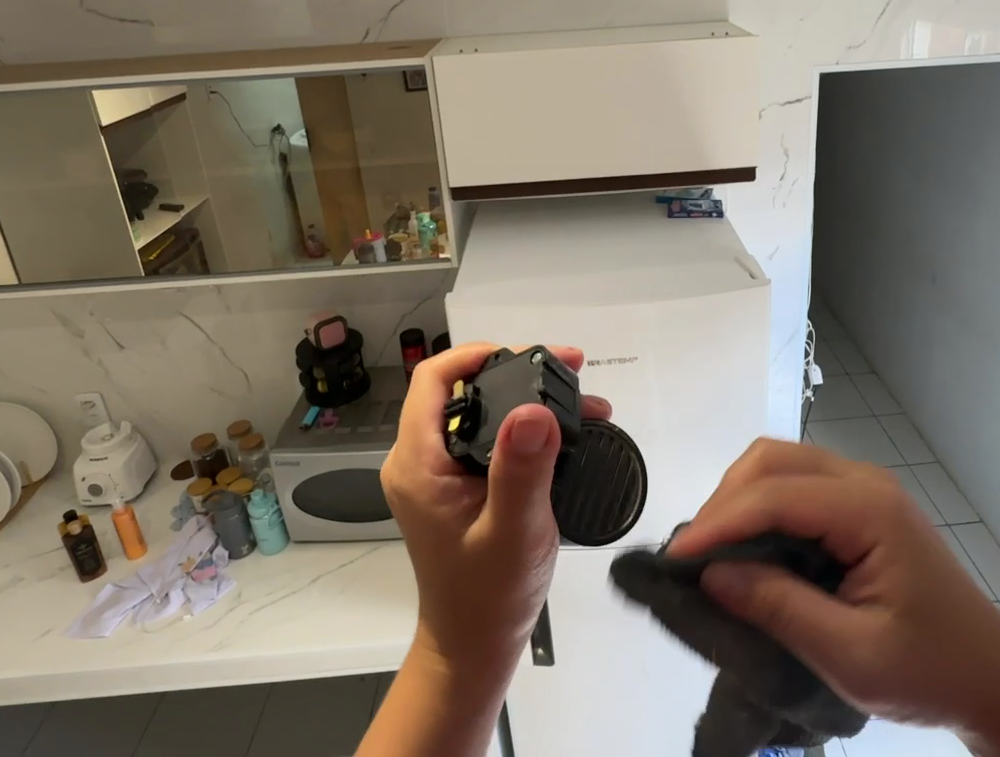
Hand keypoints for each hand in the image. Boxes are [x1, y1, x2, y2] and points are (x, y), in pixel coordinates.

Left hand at [382, 343, 611, 671]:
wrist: (475, 645)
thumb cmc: (489, 595)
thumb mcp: (513, 531)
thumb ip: (522, 470)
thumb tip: (534, 409)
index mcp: (418, 463)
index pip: (433, 380)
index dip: (476, 355)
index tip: (528, 355)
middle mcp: (420, 460)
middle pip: (458, 389)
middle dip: (515, 372)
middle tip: (569, 370)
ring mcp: (436, 472)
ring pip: (477, 411)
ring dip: (526, 399)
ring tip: (582, 399)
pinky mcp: (456, 485)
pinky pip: (486, 437)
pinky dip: (523, 427)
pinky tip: (566, 431)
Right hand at [668, 441, 999, 753]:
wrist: (993, 679)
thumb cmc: (929, 671)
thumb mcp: (850, 654)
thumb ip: (778, 607)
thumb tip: (710, 574)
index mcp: (868, 510)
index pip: (774, 496)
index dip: (718, 523)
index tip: (675, 561)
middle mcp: (864, 482)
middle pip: (772, 460)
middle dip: (724, 501)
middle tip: (695, 556)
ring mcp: (863, 489)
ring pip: (779, 464)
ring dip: (739, 498)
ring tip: (714, 552)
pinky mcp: (859, 505)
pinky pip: (795, 484)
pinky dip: (760, 505)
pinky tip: (747, 545)